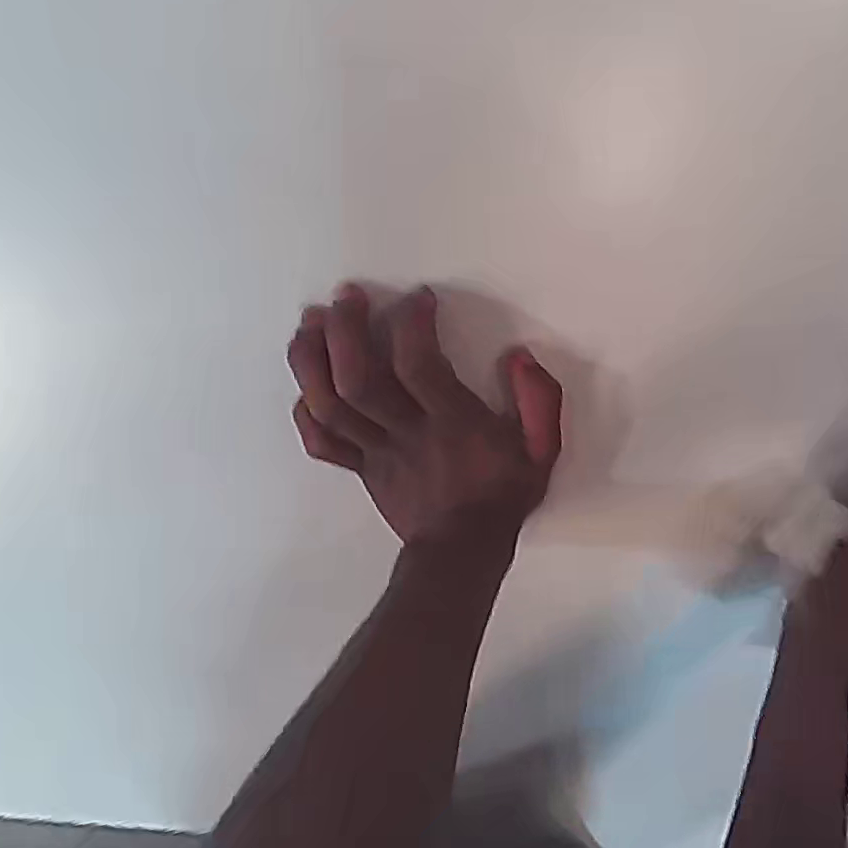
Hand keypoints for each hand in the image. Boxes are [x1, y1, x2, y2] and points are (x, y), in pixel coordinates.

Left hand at [286, 282, 564, 550]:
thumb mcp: (542, 447)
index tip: (419, 297)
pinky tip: (306, 387)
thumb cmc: (504, 493)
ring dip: (312, 360)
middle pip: (359, 378)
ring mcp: (376, 453)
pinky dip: (305, 413)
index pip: (420, 364)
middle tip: (347, 297)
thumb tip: (520, 356)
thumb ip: (540, 399)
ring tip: (309, 323)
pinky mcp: (361, 470)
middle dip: (345, 330)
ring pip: (330, 404)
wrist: (465, 550)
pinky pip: (322, 443)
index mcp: (451, 423)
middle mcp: (406, 432)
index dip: (412, 323)